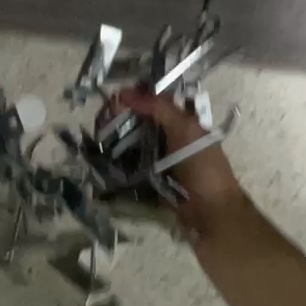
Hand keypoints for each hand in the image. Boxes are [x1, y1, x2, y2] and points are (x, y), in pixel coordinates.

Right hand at [110, 89, 246, 238]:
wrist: (210, 213)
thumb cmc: (202, 167)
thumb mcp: (184, 130)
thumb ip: (159, 108)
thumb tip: (126, 92)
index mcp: (182, 124)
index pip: (153, 103)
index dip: (134, 98)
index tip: (112, 98)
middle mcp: (169, 140)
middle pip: (139, 124)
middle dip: (119, 119)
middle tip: (100, 120)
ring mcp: (158, 162)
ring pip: (131, 145)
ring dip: (114, 141)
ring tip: (95, 138)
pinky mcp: (149, 183)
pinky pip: (129, 169)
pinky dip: (115, 164)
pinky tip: (100, 159)